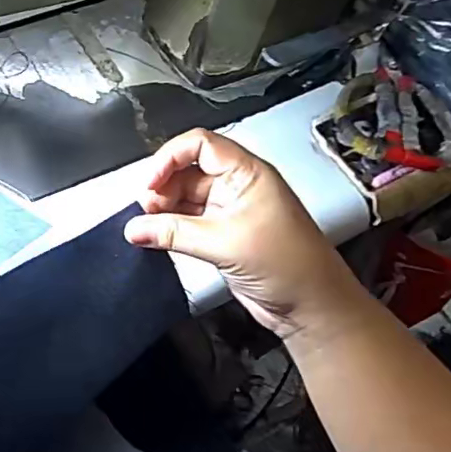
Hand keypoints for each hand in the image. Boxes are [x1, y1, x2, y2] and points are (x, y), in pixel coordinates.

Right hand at [124, 128, 365, 338]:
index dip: (170, 158)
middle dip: (163, 187)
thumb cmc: (293, 266)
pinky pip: (190, 223)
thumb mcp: (226, 243)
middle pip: (188, 171)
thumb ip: (175, 233)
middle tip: (146, 211)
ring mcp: (231, 211)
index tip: (150, 183)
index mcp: (248, 173)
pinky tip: (157, 238)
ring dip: (165, 210)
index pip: (199, 145)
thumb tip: (136, 227)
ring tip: (148, 228)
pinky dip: (171, 229)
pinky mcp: (224, 235)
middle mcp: (238, 186)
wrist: (313, 306)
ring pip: (186, 198)